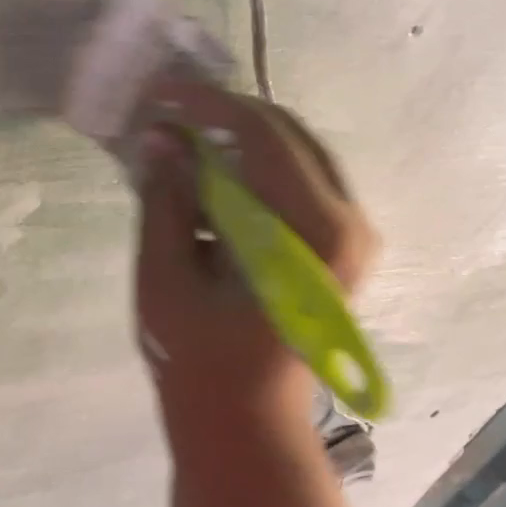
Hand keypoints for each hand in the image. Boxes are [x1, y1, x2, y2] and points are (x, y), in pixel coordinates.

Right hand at [134, 76, 376, 427]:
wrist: (243, 414)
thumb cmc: (197, 356)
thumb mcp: (166, 278)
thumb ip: (165, 205)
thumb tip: (159, 140)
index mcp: (312, 233)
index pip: (264, 138)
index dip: (209, 105)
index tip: (158, 91)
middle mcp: (347, 222)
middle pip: (286, 137)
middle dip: (222, 116)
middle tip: (164, 111)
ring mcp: (347, 233)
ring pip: (291, 155)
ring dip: (233, 139)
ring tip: (178, 137)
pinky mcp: (333, 244)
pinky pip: (292, 183)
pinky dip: (246, 169)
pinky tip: (203, 175)